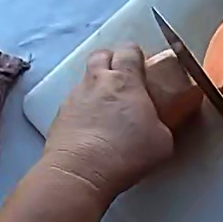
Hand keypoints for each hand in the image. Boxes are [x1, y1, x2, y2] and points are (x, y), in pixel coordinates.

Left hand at [40, 44, 173, 203]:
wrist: (82, 172)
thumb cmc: (127, 152)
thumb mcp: (162, 141)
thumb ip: (162, 124)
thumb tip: (159, 124)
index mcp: (125, 80)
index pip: (129, 49)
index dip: (137, 55)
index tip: (144, 68)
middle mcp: (97, 81)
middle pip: (101, 54)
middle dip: (113, 61)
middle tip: (124, 80)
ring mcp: (74, 96)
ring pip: (86, 78)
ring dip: (97, 86)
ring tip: (108, 108)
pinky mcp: (60, 115)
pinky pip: (74, 102)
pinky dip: (84, 108)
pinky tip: (92, 127)